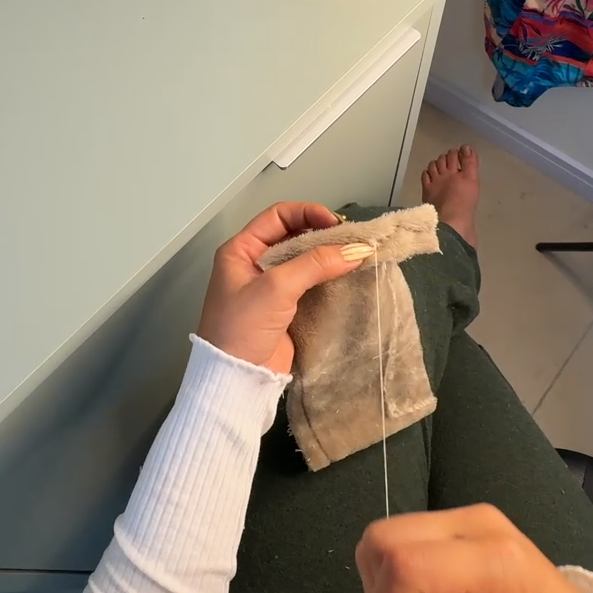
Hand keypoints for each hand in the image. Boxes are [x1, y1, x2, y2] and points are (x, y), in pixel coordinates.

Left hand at [197, 202, 369, 373]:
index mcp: (241, 249)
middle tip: (352, 241)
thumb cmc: (244, 327)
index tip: (337, 224)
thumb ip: (315, 264)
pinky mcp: (286, 308)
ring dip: (329, 258)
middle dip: (323, 235)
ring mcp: (271, 287)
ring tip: (356, 257)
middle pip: (294, 236)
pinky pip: (310, 284)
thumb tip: (356, 250)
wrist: (236, 379)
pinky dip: (329, 279)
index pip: (278, 216)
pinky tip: (348, 278)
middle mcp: (254, 263)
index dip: (308, 213)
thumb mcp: (277, 288)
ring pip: (305, 261)